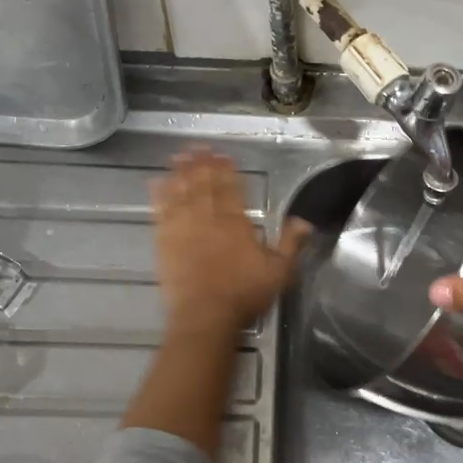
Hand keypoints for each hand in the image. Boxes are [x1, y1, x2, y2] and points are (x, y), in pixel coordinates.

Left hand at [150, 148, 310, 336]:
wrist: (205, 315)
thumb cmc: (244, 294)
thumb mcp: (279, 271)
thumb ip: (290, 243)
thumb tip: (305, 221)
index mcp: (236, 222)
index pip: (231, 188)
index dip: (226, 169)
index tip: (223, 154)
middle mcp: (209, 218)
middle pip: (205, 184)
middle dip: (203, 163)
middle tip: (199, 146)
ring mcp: (184, 228)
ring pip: (182, 191)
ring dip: (181, 171)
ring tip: (180, 155)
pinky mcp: (164, 241)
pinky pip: (160, 211)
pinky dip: (159, 194)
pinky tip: (157, 182)